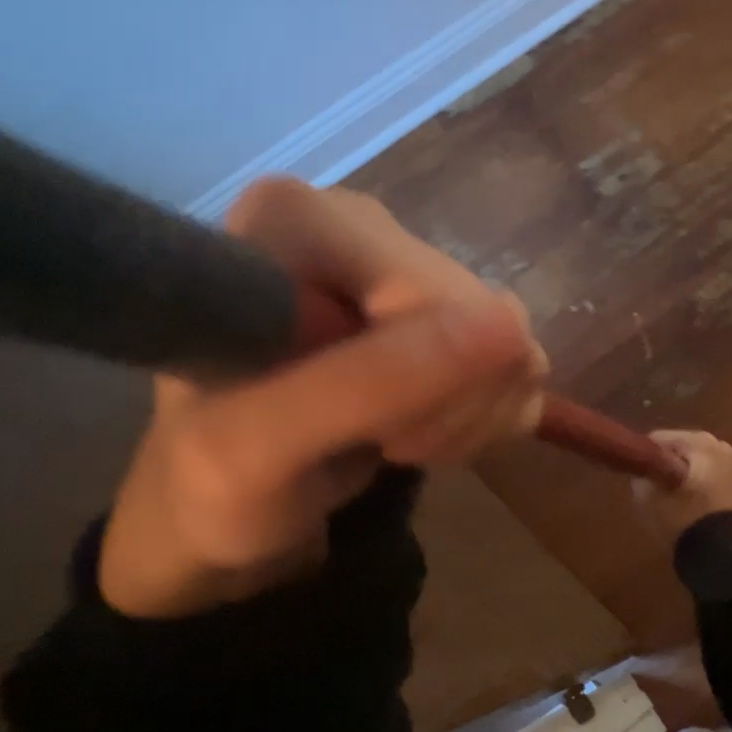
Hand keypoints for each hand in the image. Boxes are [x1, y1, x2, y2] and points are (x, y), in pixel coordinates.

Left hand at [99, 177, 546, 618]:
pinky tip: (428, 432)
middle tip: (377, 442)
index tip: (360, 424)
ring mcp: (419, 269)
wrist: (221, 510)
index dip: (420, 378)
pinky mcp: (456, 315)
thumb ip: (370, 382)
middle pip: (482, 315)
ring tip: (393, 440)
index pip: (435, 296)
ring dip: (469, 419)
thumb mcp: (257, 446)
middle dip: (444, 405)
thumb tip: (512, 328)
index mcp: (298, 220)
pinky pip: (524, 366)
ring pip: (514, 343)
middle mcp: (367, 225)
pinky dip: (488, 421)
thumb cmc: (208, 485)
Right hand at [632, 430, 731, 543]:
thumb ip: (640, 471)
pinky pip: (697, 473)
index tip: (638, 479)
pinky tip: (679, 501)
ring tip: (665, 498)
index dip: (644, 458)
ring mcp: (724, 460)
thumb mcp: (647, 493)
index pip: (656, 439)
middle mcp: (715, 443)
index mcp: (699, 440)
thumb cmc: (680, 515)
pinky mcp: (727, 480)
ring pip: (685, 462)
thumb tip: (641, 467)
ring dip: (673, 474)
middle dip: (661, 466)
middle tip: (651, 490)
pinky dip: (686, 482)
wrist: (716, 548)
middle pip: (673, 449)